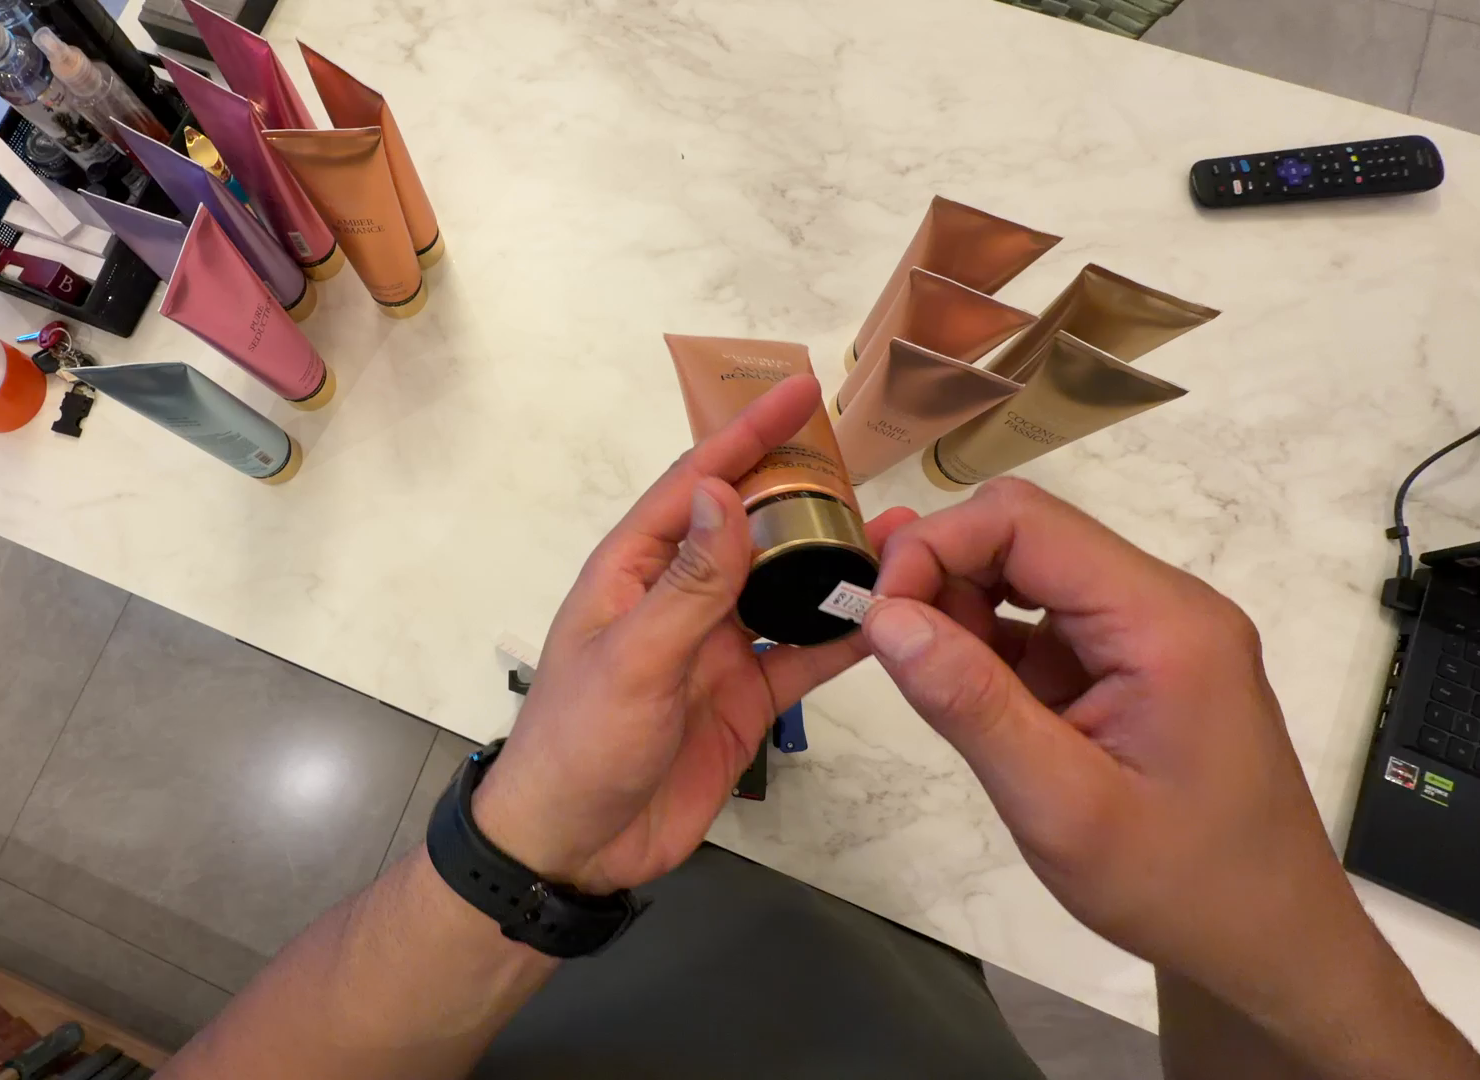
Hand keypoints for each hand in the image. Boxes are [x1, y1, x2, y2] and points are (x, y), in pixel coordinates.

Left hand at [473, 374, 915, 895]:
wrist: (579, 840)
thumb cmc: (585, 740)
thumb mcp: (634, 656)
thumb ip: (686, 582)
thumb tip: (723, 492)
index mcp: (635, 569)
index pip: (694, 484)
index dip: (745, 435)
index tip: (798, 392)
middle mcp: (679, 595)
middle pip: (748, 526)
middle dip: (801, 492)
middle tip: (868, 463)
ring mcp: (716, 644)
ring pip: (783, 586)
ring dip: (832, 562)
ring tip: (900, 534)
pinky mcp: (745, 692)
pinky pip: (802, 653)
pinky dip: (843, 634)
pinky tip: (891, 615)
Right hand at [860, 478, 1450, 1060]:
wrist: (1264, 943)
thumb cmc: (1177, 885)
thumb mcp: (1058, 805)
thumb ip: (969, 703)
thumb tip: (883, 615)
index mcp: (1160, 621)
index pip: (1024, 523)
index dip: (935, 546)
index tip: (878, 611)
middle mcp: (1153, 603)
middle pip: (1018, 531)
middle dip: (932, 564)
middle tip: (876, 626)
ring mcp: (1132, 628)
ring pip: (1014, 564)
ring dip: (944, 596)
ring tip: (902, 654)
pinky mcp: (1109, 657)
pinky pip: (1022, 612)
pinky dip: (967, 630)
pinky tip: (940, 671)